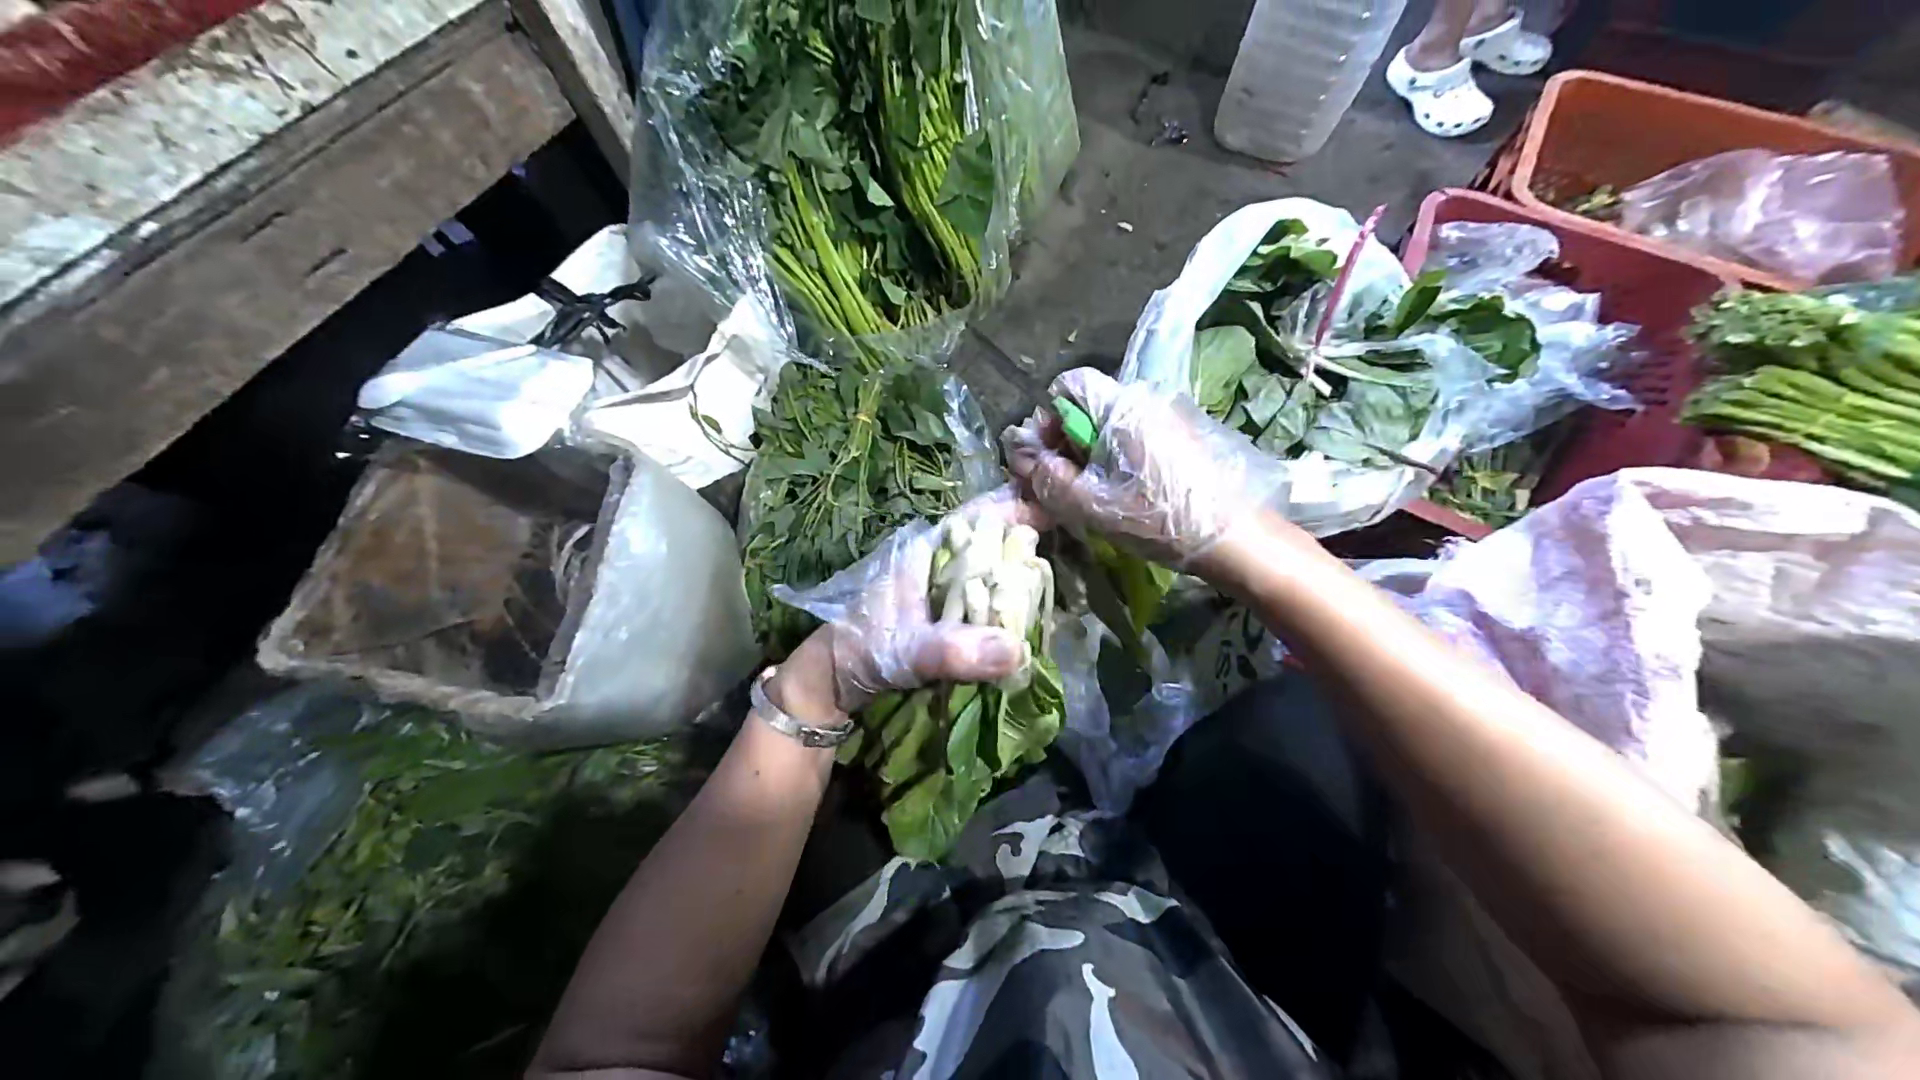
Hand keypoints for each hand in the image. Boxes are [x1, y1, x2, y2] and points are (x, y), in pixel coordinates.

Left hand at [771, 487, 1044, 714]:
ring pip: (989, 567)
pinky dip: (1007, 600)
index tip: (1058, 507)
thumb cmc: (863, 652)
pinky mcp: (945, 612)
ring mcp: (941, 587)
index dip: (1016, 507)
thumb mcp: (905, 652)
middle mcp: (937, 562)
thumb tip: (1016, 651)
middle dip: (1028, 539)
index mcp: (926, 552)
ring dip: (1020, 571)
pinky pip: (984, 597)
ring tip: (1062, 576)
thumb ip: (954, 652)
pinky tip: (1030, 610)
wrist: (834, 681)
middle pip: (991, 539)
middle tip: (1072, 546)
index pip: (978, 516)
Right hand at [1002, 367, 1290, 567]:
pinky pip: (1134, 434)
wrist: (1232, 538)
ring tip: (1097, 491)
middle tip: (1068, 482)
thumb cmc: (1155, 519)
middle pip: (1087, 405)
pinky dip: (1119, 456)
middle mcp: (1145, 399)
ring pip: (1110, 423)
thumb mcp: (1088, 504)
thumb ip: (1046, 475)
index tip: (1050, 456)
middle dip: (1067, 440)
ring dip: (1092, 452)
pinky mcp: (1182, 435)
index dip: (1048, 419)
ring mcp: (1168, 415)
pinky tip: (1127, 490)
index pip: (1068, 385)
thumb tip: (1024, 455)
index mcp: (1119, 407)